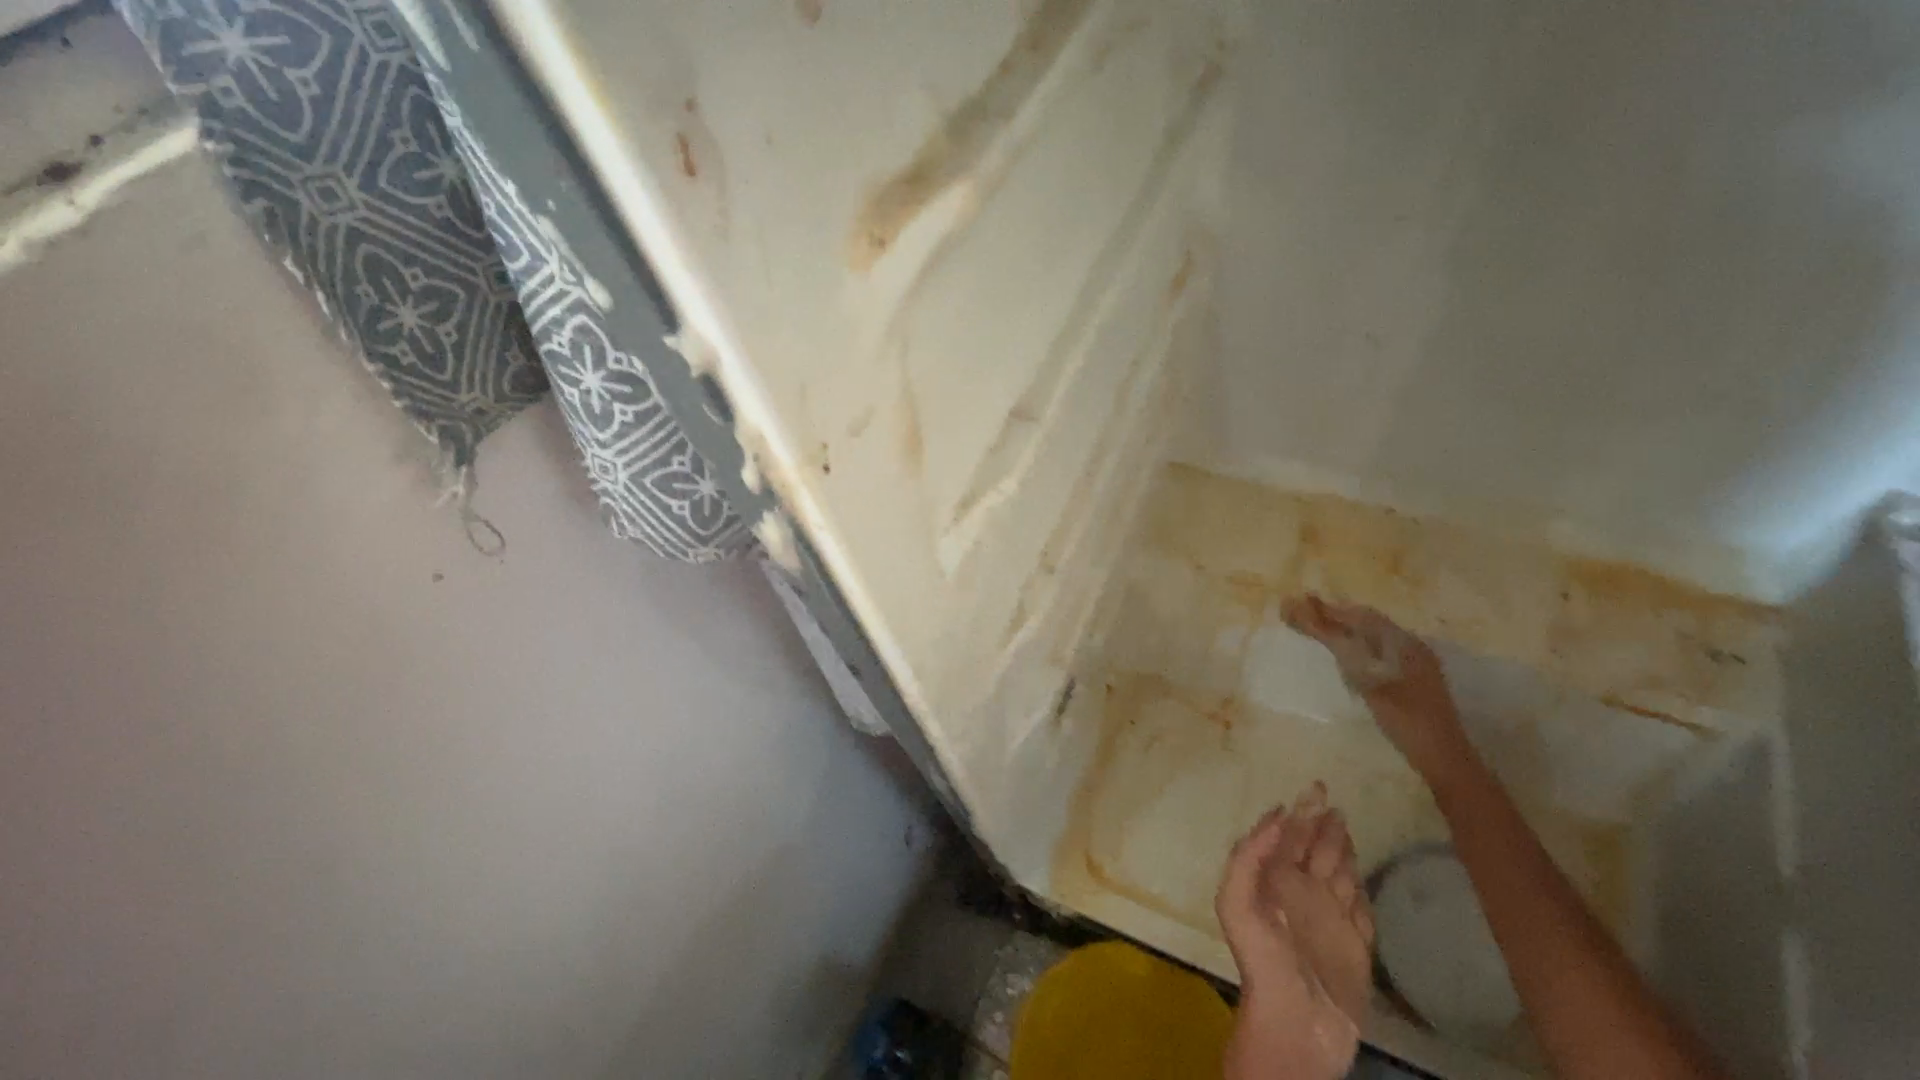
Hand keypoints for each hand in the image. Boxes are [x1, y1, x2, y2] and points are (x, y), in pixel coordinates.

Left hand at [1216, 787, 1364, 1079]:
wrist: (1297, 1024)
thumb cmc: (1264, 960)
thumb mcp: (1238, 902)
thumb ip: (1248, 857)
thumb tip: (1274, 816)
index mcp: (1272, 884)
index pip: (1287, 840)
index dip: (1298, 814)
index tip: (1312, 788)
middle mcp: (1301, 897)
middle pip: (1314, 852)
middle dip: (1321, 824)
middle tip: (1329, 796)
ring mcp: (1330, 921)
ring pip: (1338, 874)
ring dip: (1341, 849)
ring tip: (1344, 824)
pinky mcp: (1356, 947)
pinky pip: (1361, 910)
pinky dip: (1361, 889)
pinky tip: (1360, 874)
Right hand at [1281, 595, 1475, 781]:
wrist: (1443, 758)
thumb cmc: (1406, 720)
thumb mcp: (1370, 683)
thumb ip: (1341, 649)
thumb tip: (1308, 618)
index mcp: (1404, 644)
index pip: (1363, 616)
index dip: (1332, 609)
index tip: (1302, 603)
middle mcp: (1412, 648)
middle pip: (1370, 624)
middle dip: (1338, 617)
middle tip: (1305, 615)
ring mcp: (1414, 665)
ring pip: (1375, 639)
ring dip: (1347, 632)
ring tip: (1319, 630)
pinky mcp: (1412, 682)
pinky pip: (1380, 654)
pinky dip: (1357, 649)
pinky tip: (1346, 658)